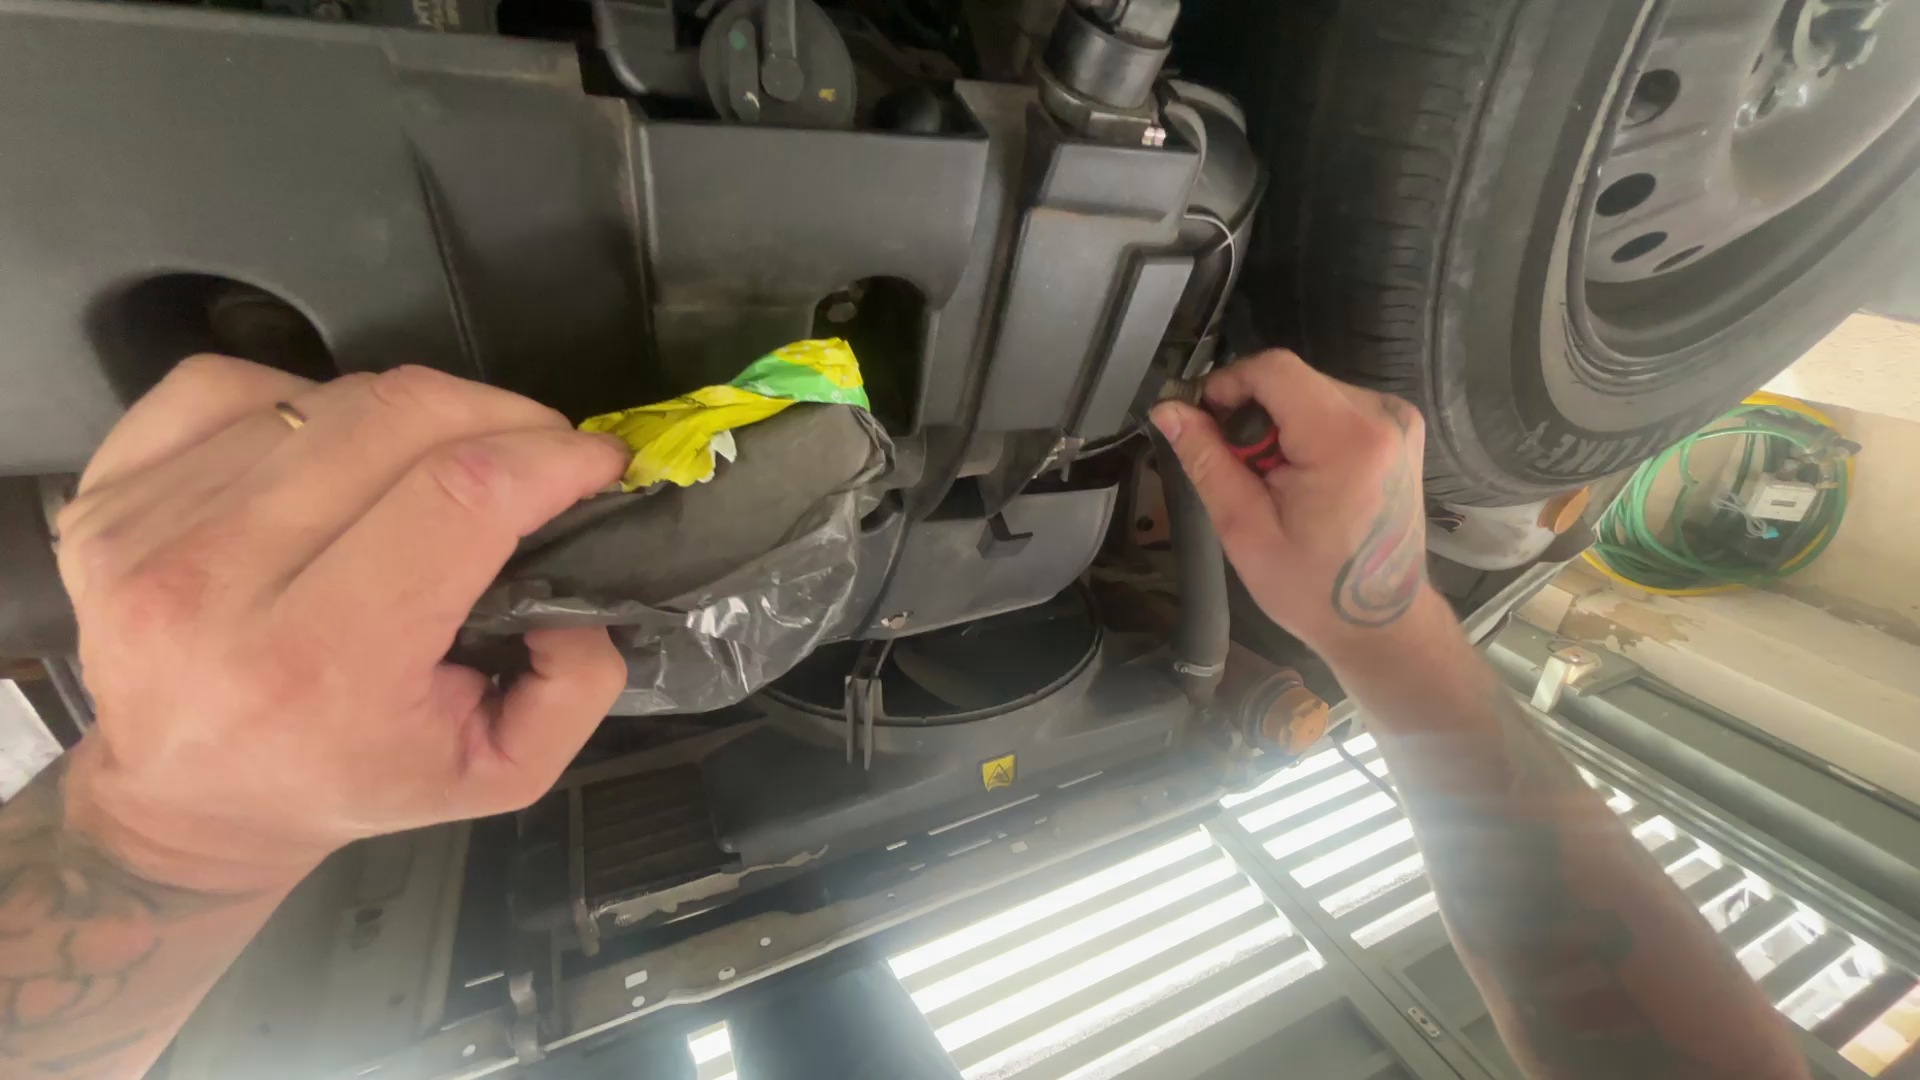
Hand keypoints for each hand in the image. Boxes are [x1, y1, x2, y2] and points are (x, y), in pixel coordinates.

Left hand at [55, 356, 630, 893]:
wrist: (192, 800)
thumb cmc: (362, 781)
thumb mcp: (510, 772)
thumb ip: (579, 687)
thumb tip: (585, 589)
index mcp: (325, 658)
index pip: (461, 495)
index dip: (552, 457)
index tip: (602, 463)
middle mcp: (217, 579)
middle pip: (404, 418)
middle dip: (513, 418)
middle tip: (553, 453)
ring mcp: (150, 524)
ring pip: (341, 395)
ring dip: (441, 410)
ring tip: (474, 456)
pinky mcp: (111, 490)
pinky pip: (245, 386)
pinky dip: (331, 401)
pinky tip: (360, 451)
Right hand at [1150, 349, 1434, 662]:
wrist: (1380, 622)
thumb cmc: (1311, 588)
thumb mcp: (1243, 528)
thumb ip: (1206, 460)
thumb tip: (1166, 411)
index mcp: (1346, 439)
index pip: (1274, 369)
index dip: (1226, 386)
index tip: (1203, 425)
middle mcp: (1382, 416)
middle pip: (1290, 379)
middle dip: (1250, 414)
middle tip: (1237, 470)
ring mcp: (1396, 420)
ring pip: (1307, 390)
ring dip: (1274, 425)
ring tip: (1269, 480)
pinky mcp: (1398, 430)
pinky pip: (1330, 407)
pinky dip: (1301, 432)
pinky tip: (1297, 477)